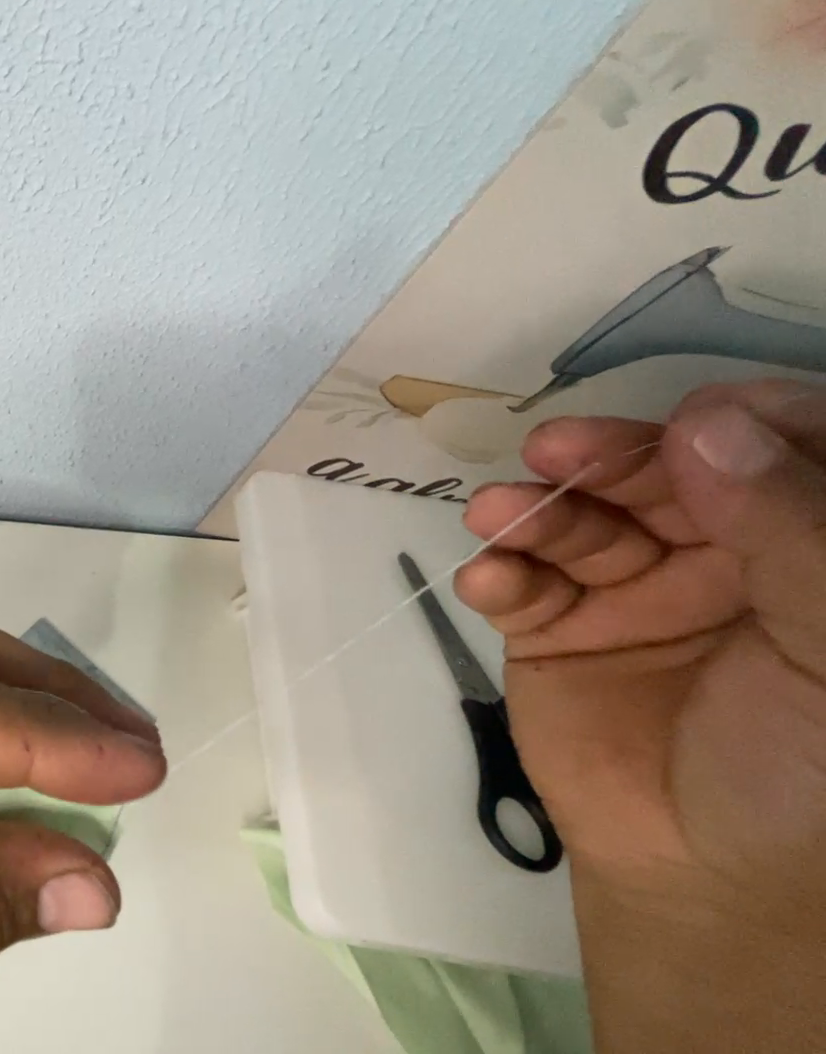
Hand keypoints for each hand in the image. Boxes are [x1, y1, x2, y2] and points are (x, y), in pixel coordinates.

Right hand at [454, 380, 825, 1050]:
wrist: (701, 868)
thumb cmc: (810, 764)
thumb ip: (789, 531)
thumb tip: (709, 423)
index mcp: (807, 549)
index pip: (779, 454)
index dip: (743, 425)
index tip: (694, 419)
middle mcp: (717, 555)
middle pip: (659, 477)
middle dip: (607, 459)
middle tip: (555, 450)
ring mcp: (622, 589)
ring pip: (576, 523)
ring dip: (535, 512)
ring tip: (495, 515)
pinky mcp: (546, 625)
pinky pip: (519, 585)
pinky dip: (500, 576)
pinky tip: (492, 582)